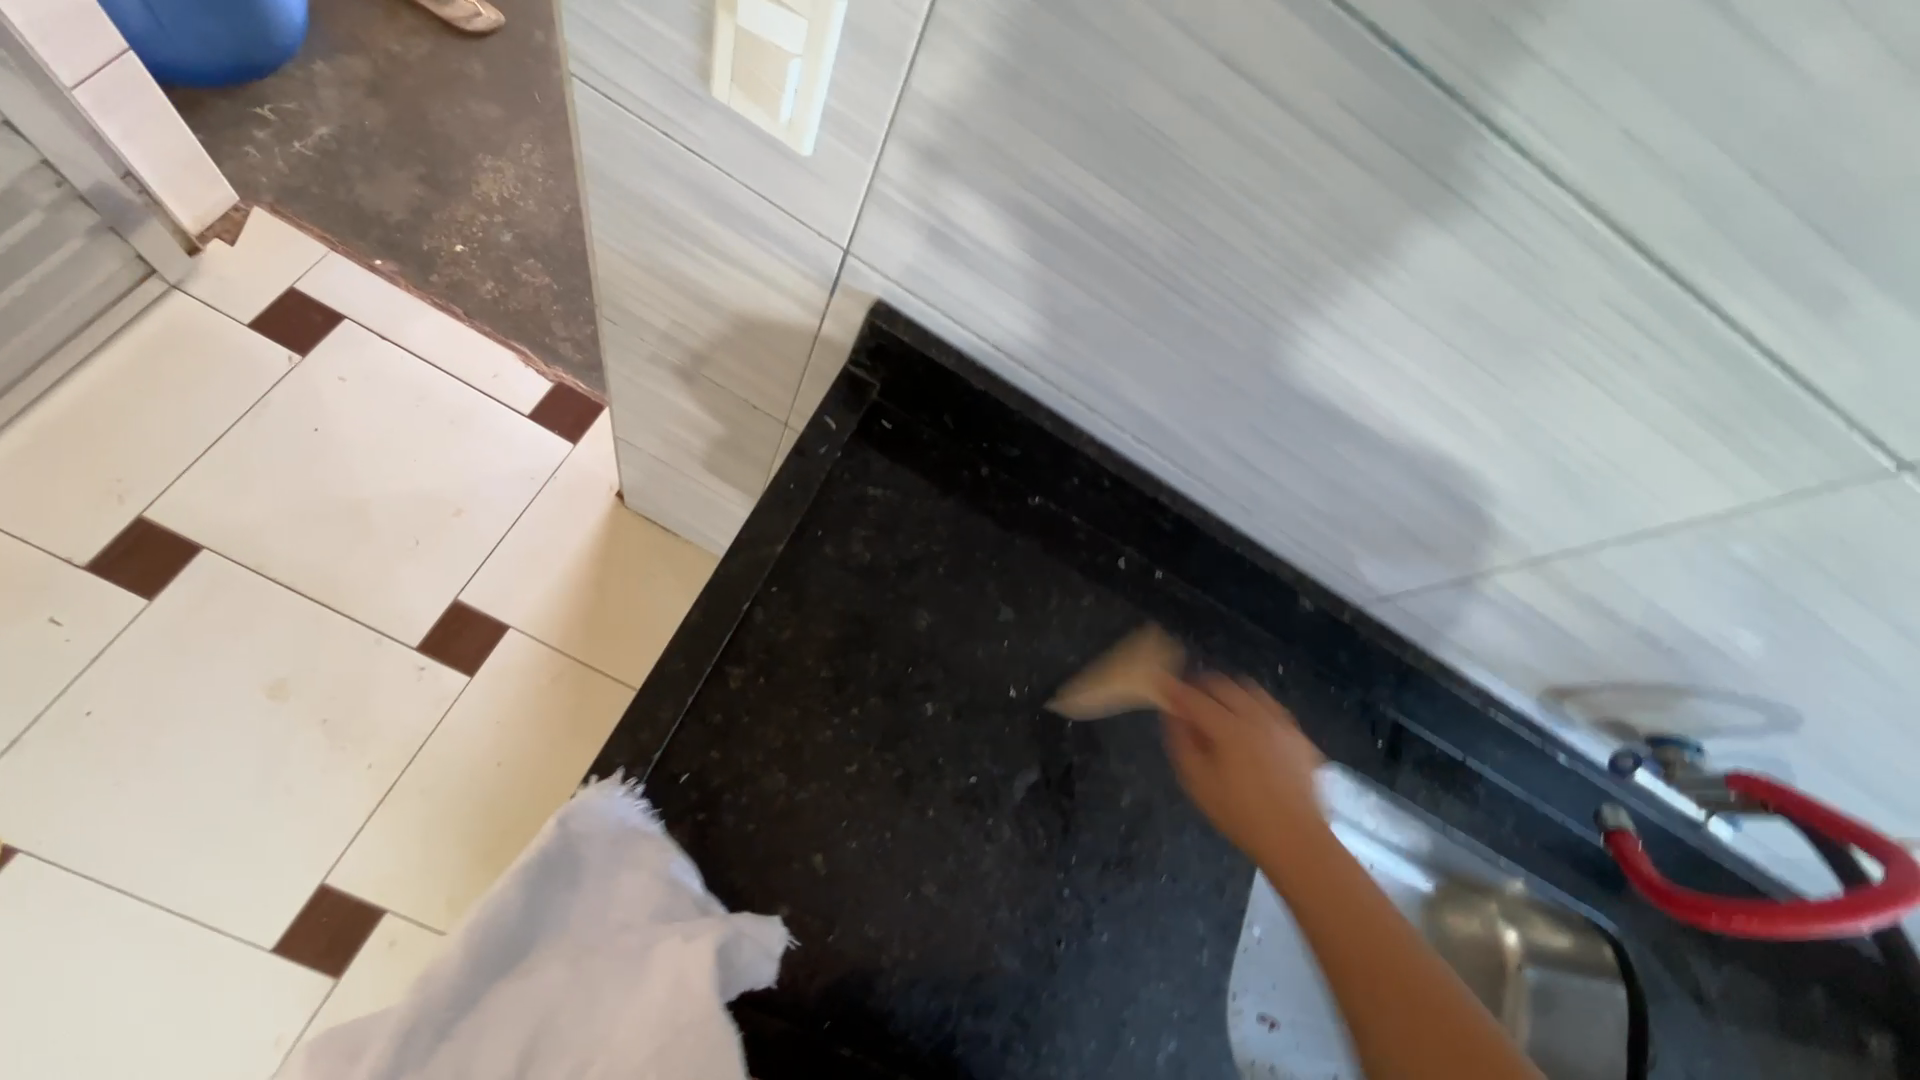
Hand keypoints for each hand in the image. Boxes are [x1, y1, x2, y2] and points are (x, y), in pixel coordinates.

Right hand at [1160, 673, 1327, 859]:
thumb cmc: (1240, 814)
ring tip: (1217, 706)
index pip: (1195, 698)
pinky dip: (1254, 706)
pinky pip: (1272, 708)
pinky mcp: (1299, 736)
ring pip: (1251, 690)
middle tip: (1188, 697)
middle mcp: (1257, 718)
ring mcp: (1282, 725)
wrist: (1296, 838)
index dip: (1175, 690)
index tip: (1162, 686)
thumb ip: (1182, 743)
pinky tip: (1248, 724)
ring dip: (1229, 692)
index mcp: (1229, 729)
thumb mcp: (1197, 783)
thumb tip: (1173, 716)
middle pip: (1224, 685)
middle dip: (1201, 685)